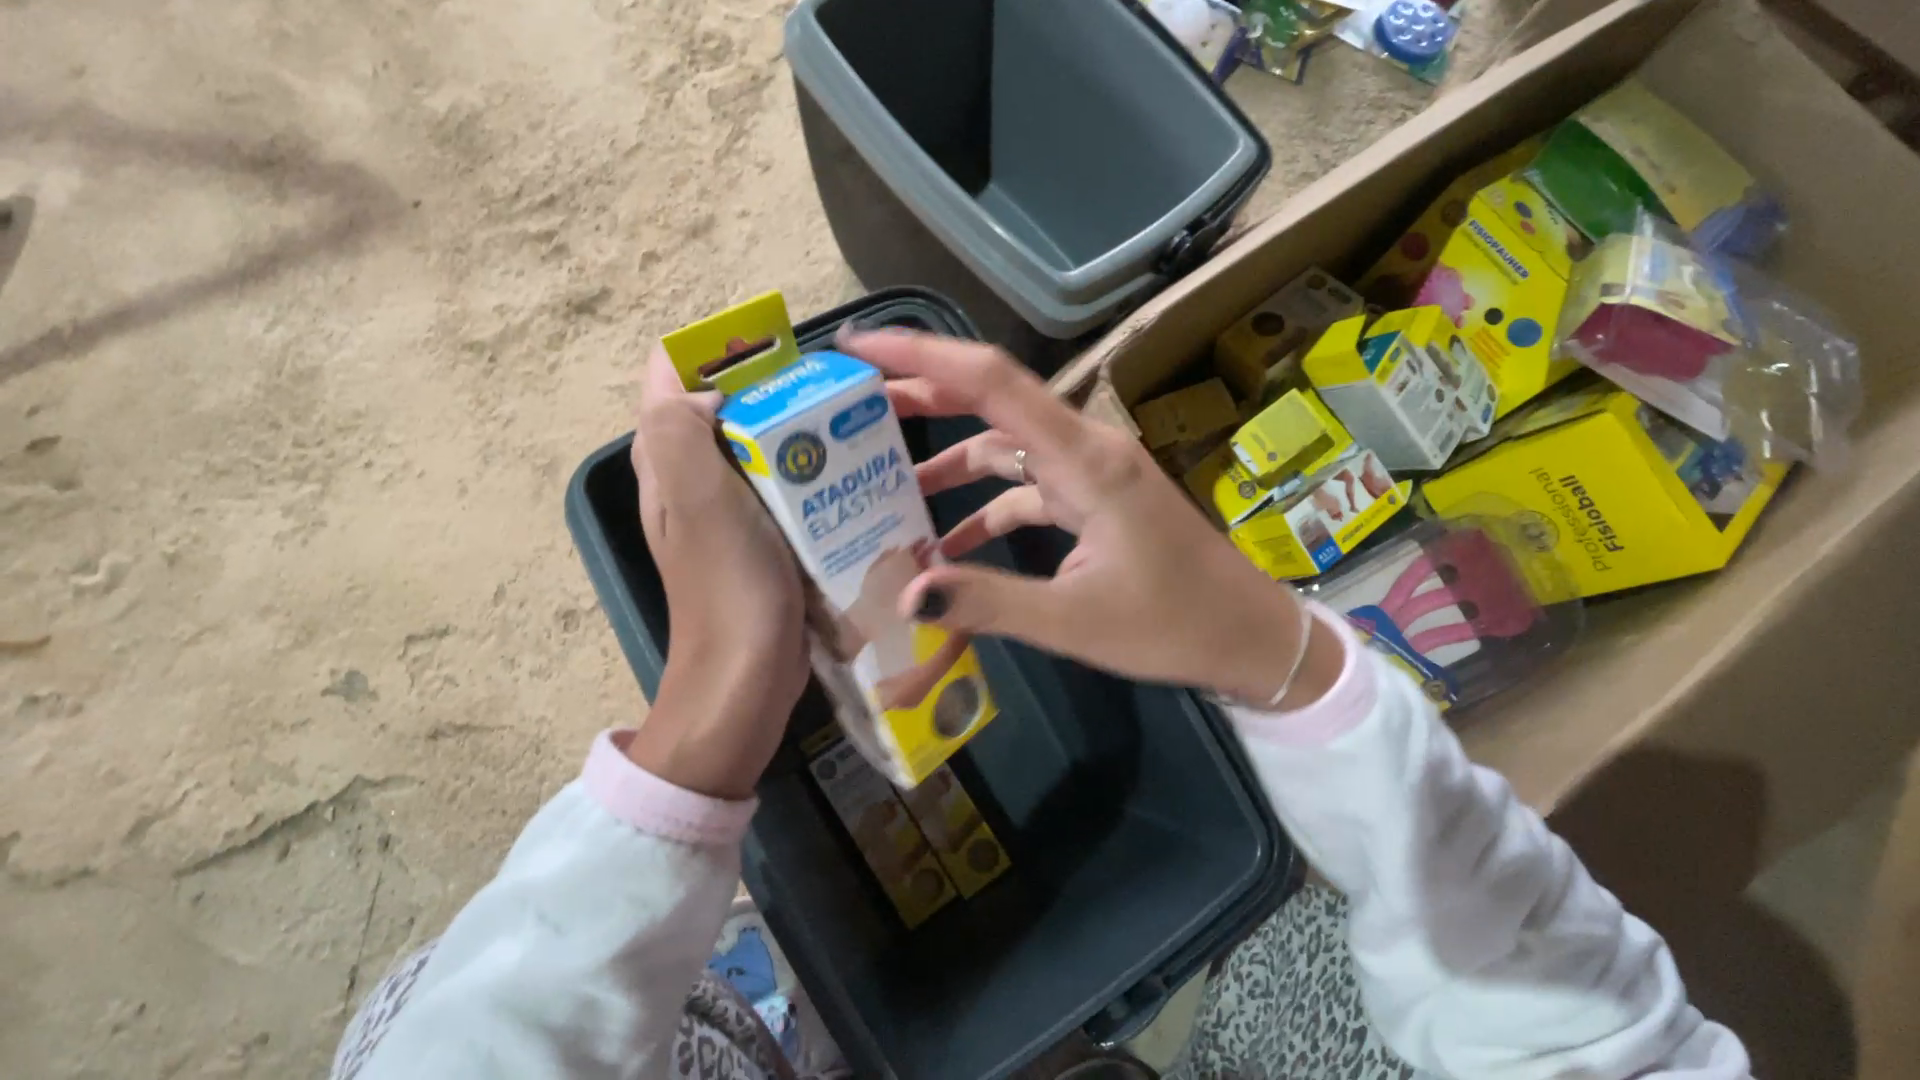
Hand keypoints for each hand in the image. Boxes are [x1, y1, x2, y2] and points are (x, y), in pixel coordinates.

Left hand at [623, 346, 808, 798]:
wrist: (747, 683)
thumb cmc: (729, 589)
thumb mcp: (698, 501)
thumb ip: (679, 431)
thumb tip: (706, 393)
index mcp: (665, 463)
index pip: (671, 376)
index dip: (717, 351)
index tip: (777, 352)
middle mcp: (687, 481)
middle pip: (722, 410)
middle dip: (769, 390)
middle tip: (827, 391)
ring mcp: (725, 515)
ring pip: (758, 450)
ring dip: (794, 433)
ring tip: (845, 428)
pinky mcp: (760, 544)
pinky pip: (782, 491)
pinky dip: (807, 477)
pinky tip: (845, 482)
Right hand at [839, 328, 1343, 708]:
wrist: (1250, 638)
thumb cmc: (1174, 625)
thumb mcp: (1074, 621)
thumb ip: (987, 601)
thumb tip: (905, 594)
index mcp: (1085, 459)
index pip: (994, 380)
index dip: (924, 353)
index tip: (860, 347)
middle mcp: (1085, 450)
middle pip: (993, 401)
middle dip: (922, 394)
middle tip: (853, 403)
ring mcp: (1090, 475)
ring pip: (1005, 446)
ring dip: (948, 457)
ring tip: (883, 474)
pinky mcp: (1094, 502)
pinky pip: (1026, 490)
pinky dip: (984, 508)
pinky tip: (946, 545)